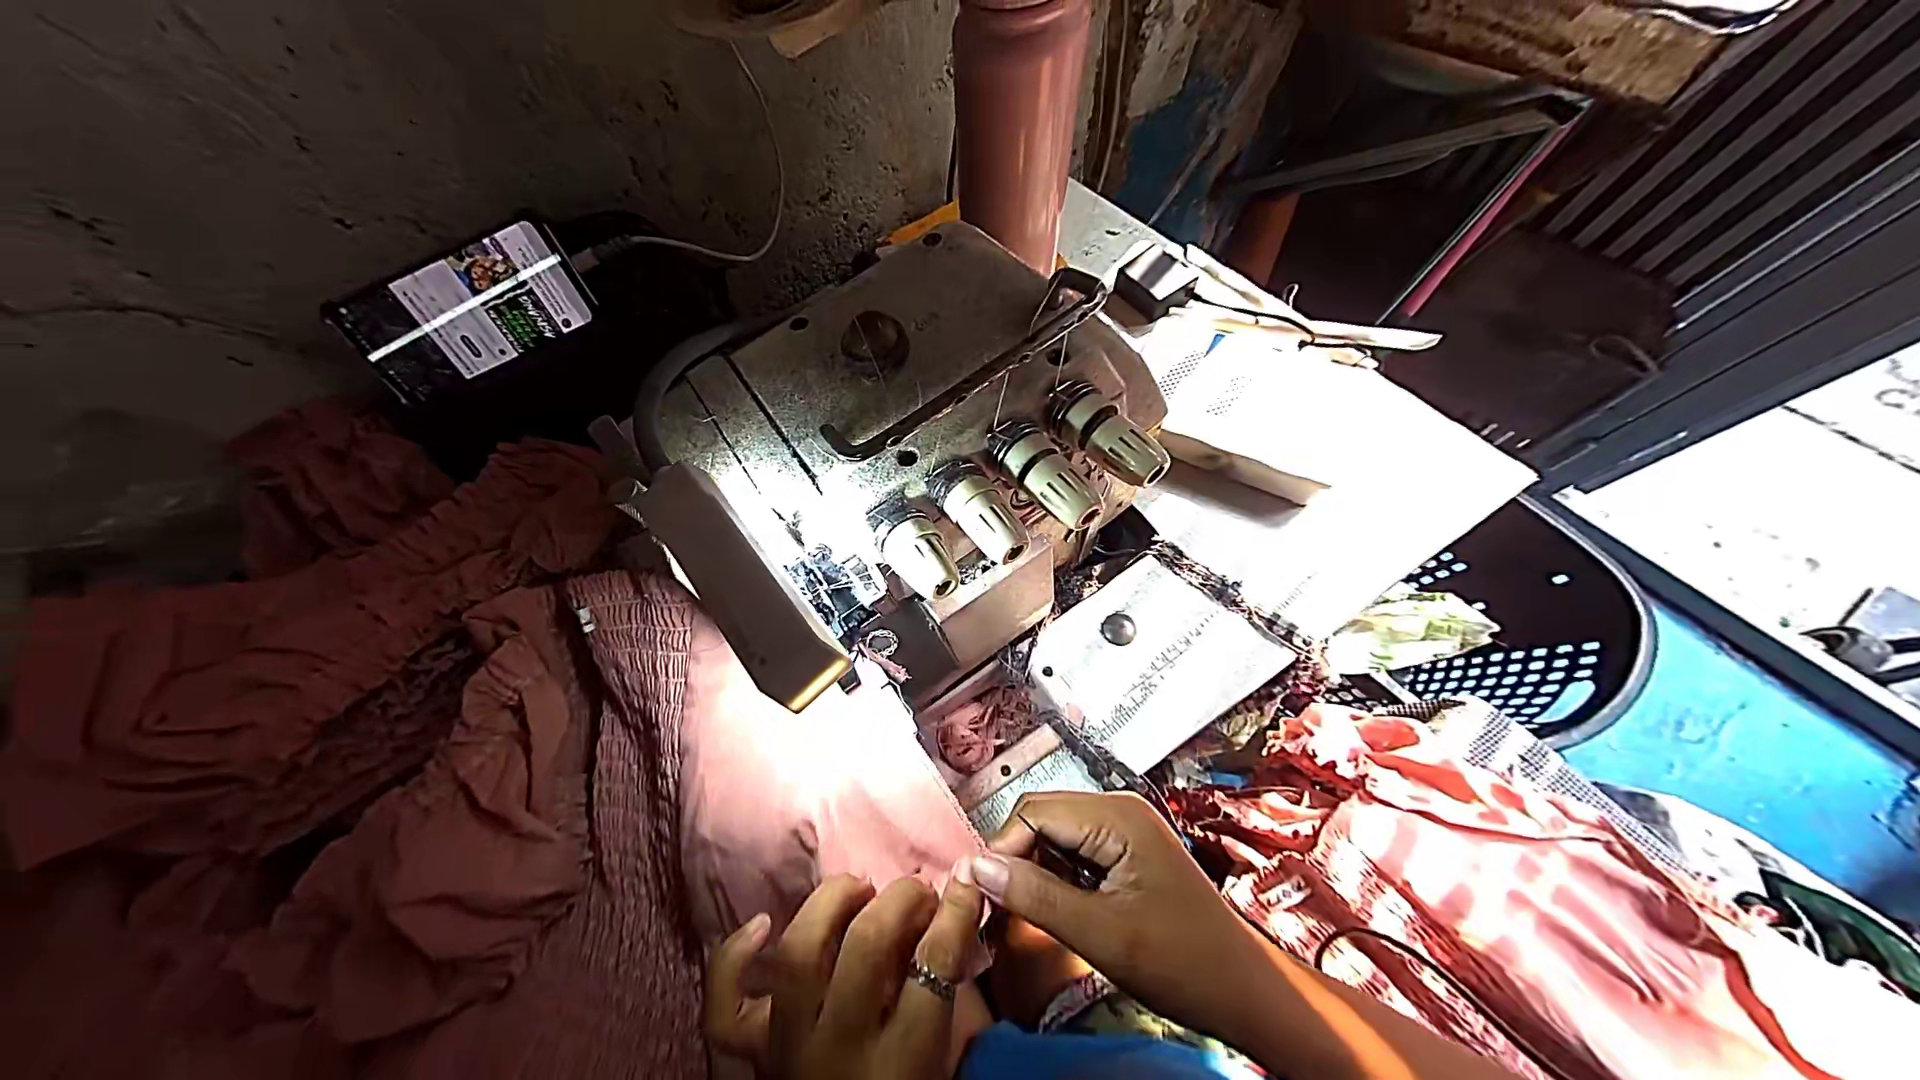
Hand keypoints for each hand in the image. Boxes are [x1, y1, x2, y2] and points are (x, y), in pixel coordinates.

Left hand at [705, 866, 984, 1078]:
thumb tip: (957, 905)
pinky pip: (724, 1008)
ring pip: (798, 956)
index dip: (955, 911)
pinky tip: (764, 924)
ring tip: (860, 888)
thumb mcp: (943, 1055)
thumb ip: (951, 986)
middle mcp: (838, 1053)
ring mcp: (786, 1051)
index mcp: (902, 1063)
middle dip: (898, 899)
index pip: (933, 964)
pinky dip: (734, 956)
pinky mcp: (750, 1055)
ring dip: (831, 905)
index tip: (964, 882)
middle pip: (865, 946)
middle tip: (916, 889)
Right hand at [972, 793, 1518, 1079]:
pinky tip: (1061, 908)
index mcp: (1116, 815)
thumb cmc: (1180, 961)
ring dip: (1036, 869)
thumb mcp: (1100, 933)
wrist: (1246, 990)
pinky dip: (1058, 876)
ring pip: (1054, 833)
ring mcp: (1124, 827)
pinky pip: (1075, 849)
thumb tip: (975, 868)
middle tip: (1003, 909)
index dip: (1004, 851)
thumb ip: (1035, 896)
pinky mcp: (1126, 849)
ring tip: (1029, 914)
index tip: (986, 898)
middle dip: (1017, 858)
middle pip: (1041, 817)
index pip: (1033, 813)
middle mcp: (1117, 808)